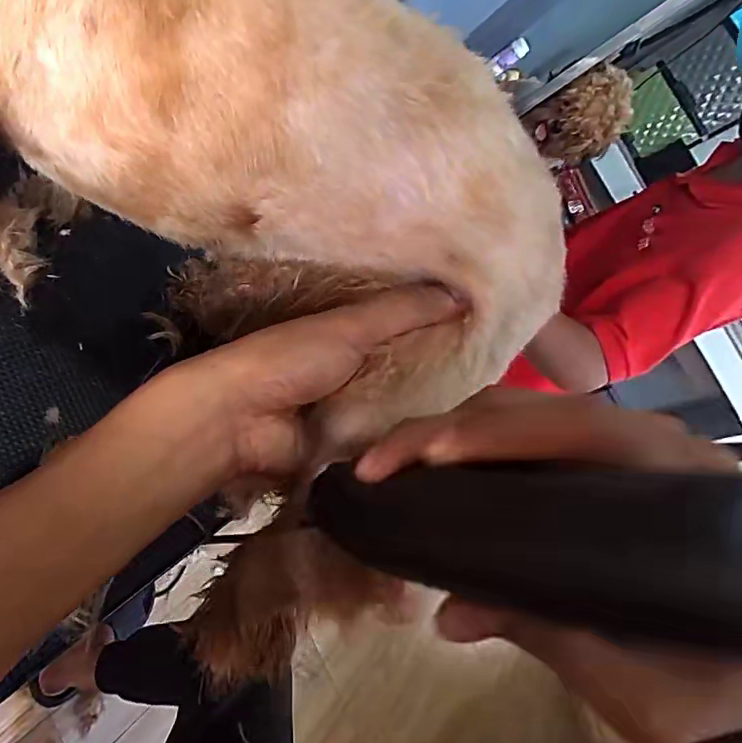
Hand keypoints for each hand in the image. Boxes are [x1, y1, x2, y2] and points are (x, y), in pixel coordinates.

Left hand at [136, 284, 463, 480]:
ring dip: (433, 413)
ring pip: (406, 410)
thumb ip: (402, 312)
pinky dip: (412, 443)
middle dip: (447, 376)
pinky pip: (391, 443)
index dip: (446, 327)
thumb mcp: (349, 327)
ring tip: (488, 417)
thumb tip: (462, 292)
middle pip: (413, 371)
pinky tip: (455, 445)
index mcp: (354, 333)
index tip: (493, 331)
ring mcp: (356, 412)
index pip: (411, 327)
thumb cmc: (290, 360)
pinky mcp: (353, 450)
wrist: (241, 423)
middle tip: (500, 385)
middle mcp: (359, 370)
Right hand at [357, 389, 741, 742]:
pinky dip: (477, 442)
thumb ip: (556, 646)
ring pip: (530, 412)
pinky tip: (440, 469)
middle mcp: (657, 445)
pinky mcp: (610, 460)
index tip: (420, 457)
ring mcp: (633, 445)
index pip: (576, 431)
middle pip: (538, 408)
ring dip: (456, 428)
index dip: (491, 436)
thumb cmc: (731, 682)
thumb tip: (447, 614)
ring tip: (397, 464)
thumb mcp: (648, 692)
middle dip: (449, 427)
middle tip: (380, 464)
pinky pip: (534, 433)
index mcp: (681, 486)